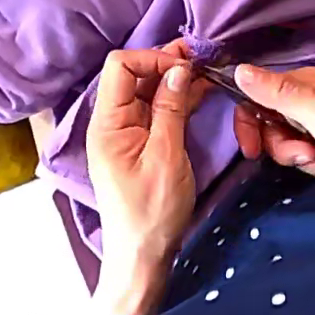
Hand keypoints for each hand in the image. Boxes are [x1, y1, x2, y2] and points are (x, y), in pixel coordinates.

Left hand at [85, 43, 211, 285]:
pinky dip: (177, 96)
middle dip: (167, 61)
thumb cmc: (152, 212)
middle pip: (134, 74)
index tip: (185, 67)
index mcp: (107, 122)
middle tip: (203, 57)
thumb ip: (171, 109)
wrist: (142, 257)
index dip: (152, 58)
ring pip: (148, 89)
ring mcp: (127, 130)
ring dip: (175, 77)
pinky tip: (201, 88)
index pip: (120, 67)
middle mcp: (112, 120)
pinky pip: (157, 108)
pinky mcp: (141, 141)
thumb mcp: (166, 157)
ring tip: (207, 67)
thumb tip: (179, 68)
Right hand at [231, 64, 314, 207]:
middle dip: (284, 148)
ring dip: (306, 161)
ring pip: (290, 146)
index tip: (252, 149)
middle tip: (309, 155)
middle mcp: (313, 98)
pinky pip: (312, 159)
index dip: (248, 122)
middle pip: (270, 124)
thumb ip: (280, 94)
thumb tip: (238, 69)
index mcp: (306, 83)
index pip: (255, 95)